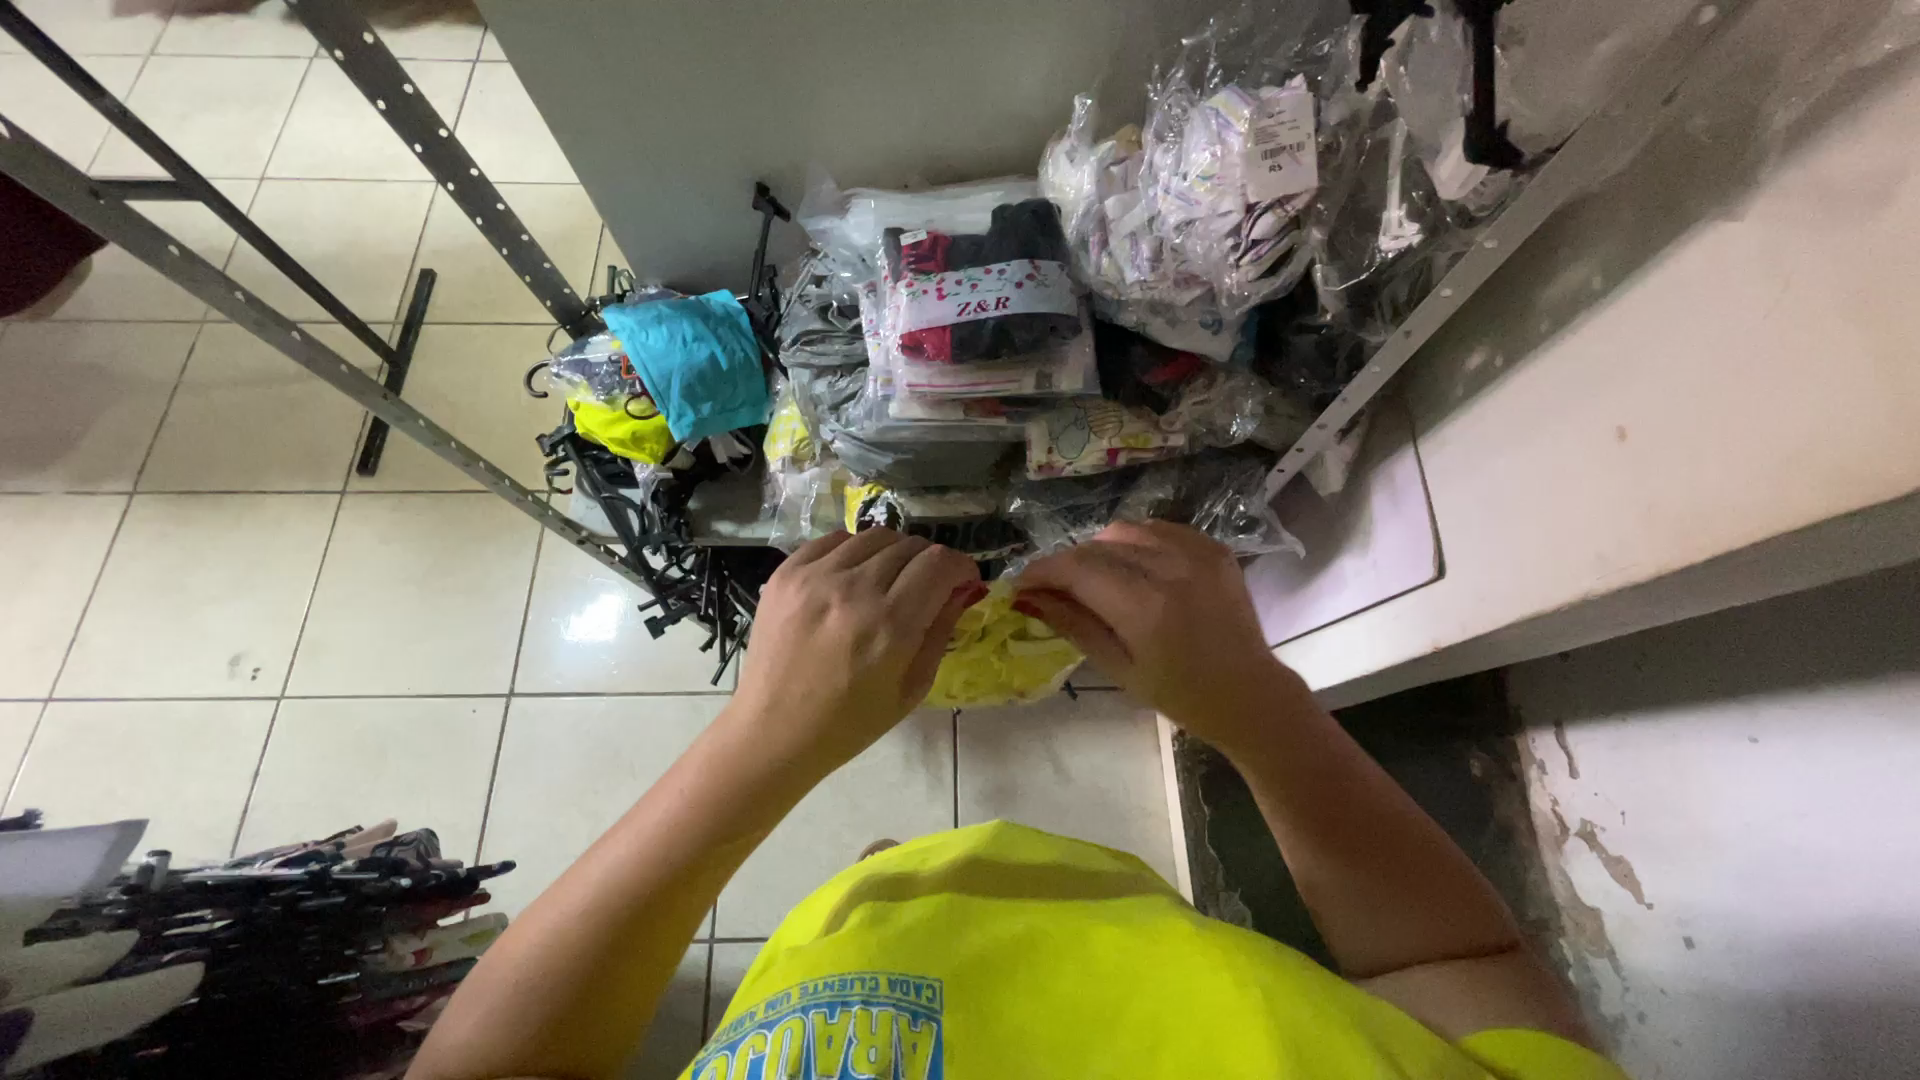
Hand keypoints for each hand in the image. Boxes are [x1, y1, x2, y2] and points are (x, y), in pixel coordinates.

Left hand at [729, 529, 982, 772]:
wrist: (772, 732)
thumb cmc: (848, 723)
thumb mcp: (911, 688)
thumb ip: (940, 631)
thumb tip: (962, 589)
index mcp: (890, 624)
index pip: (939, 563)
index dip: (961, 567)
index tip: (963, 581)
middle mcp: (854, 590)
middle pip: (910, 545)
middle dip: (930, 562)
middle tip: (927, 586)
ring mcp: (814, 576)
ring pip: (873, 537)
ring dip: (894, 553)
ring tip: (889, 581)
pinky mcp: (786, 573)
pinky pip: (833, 540)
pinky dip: (854, 552)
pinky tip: (853, 577)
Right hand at [1014, 521, 1300, 753]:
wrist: (1250, 694)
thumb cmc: (1179, 694)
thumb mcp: (1118, 668)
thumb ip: (1072, 624)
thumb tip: (1026, 597)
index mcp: (1144, 607)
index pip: (1076, 568)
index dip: (1041, 571)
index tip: (1020, 584)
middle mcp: (1170, 569)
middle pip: (1095, 547)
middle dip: (1065, 564)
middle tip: (1053, 589)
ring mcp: (1196, 553)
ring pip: (1124, 531)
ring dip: (1099, 551)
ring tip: (1096, 579)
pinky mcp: (1213, 548)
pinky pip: (1158, 529)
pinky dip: (1135, 543)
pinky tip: (1133, 569)